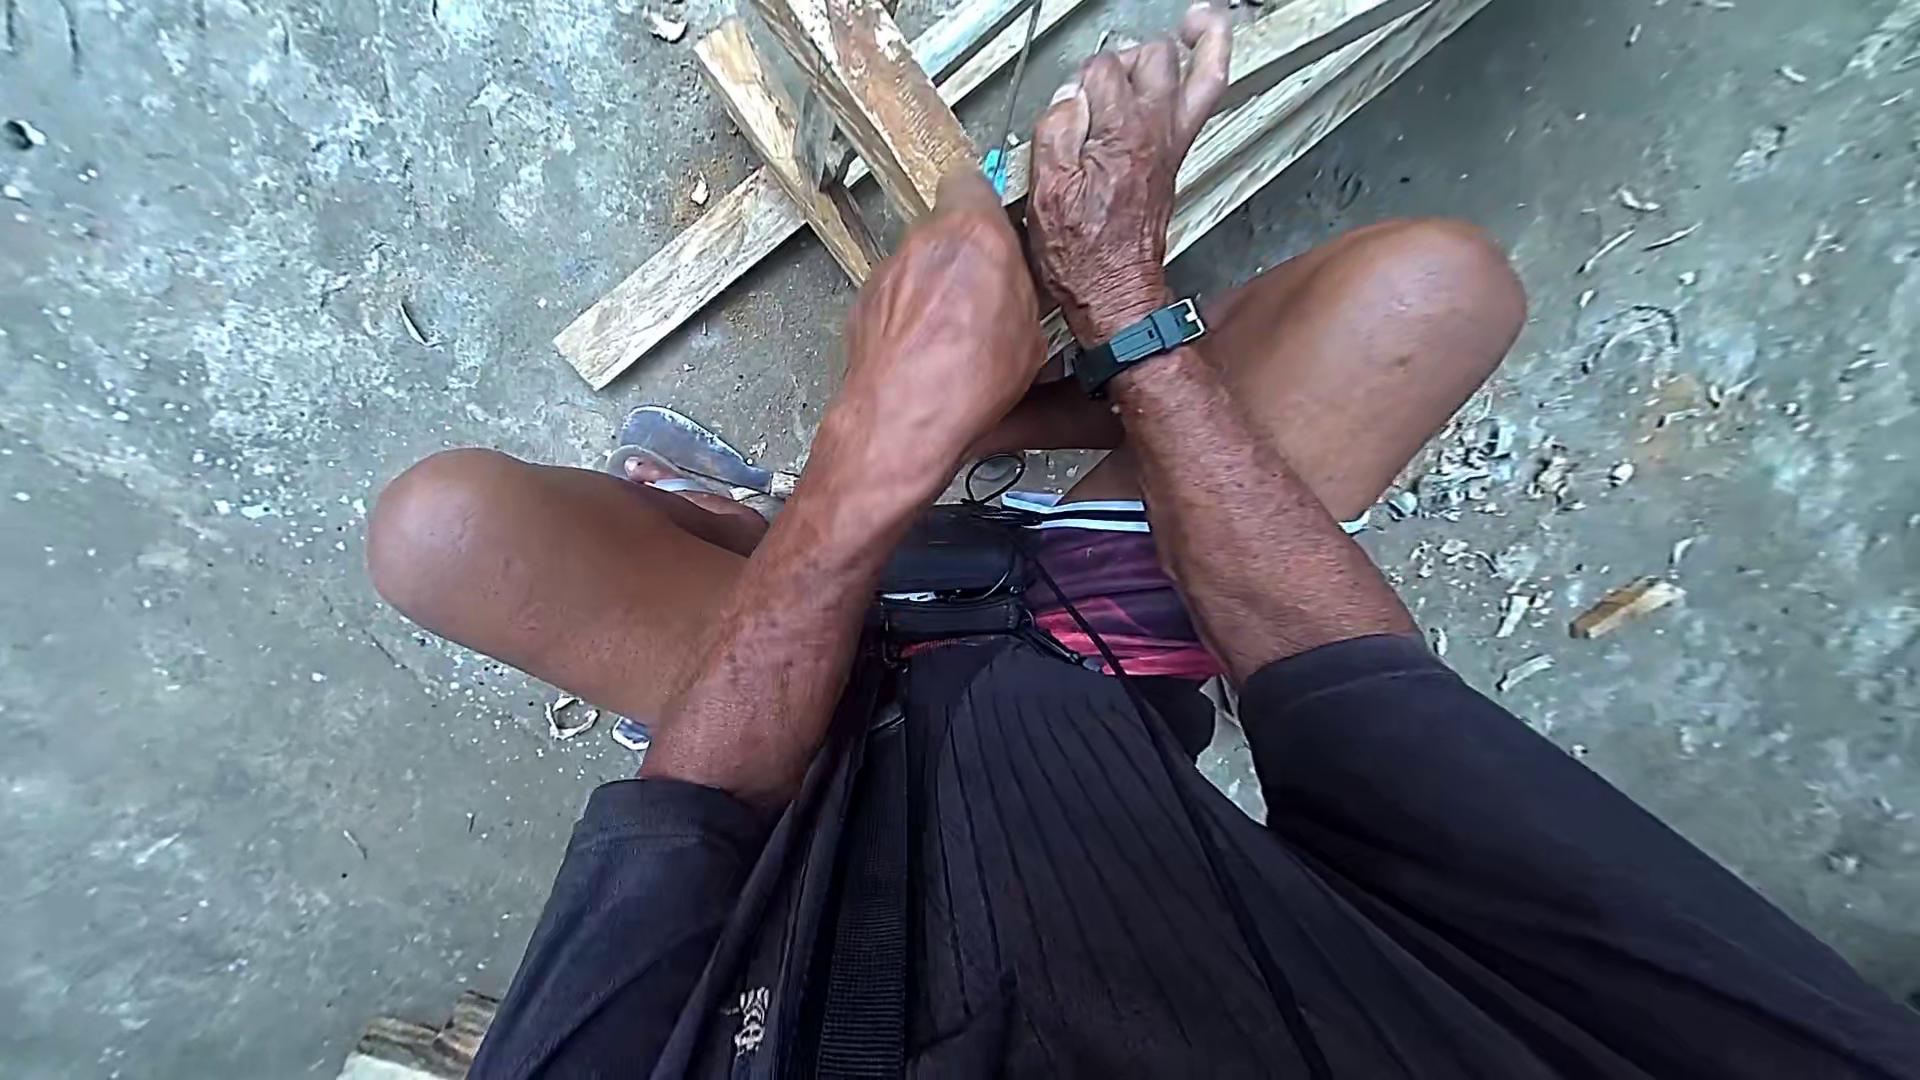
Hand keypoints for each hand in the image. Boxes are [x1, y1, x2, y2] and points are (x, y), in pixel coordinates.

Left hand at [818, 168, 1043, 505]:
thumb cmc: (965, 382)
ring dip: (930, 293)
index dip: (983, 209)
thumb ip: (1019, 294)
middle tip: (979, 303)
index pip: (973, 184)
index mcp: (975, 235)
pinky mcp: (861, 306)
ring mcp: (887, 274)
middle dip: (960, 261)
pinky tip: (918, 356)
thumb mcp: (1029, 340)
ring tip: (947, 341)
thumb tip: (1015, 293)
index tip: (994, 236)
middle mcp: (923, 243)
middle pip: (943, 233)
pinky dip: (903, 319)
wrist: (901, 420)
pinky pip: (891, 301)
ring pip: (915, 269)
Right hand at [1027, 4, 1231, 342]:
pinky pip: (1206, 87)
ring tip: (1143, 48)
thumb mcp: (1047, 197)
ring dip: (1160, 48)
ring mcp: (1169, 141)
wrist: (1113, 291)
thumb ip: (1054, 134)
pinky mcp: (1175, 156)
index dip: (1075, 88)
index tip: (1064, 117)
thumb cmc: (1082, 257)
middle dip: (1112, 66)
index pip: (1097, 73)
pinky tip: (1198, 32)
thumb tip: (1067, 101)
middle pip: (1139, 59)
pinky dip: (1209, 51)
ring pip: (1180, 63)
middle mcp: (1151, 130)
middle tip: (1092, 96)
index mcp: (1117, 136)